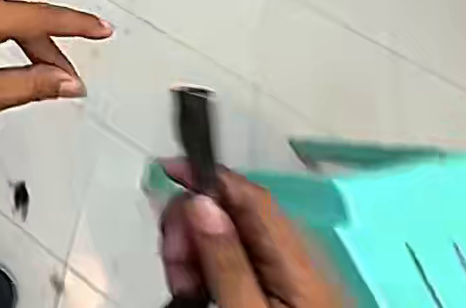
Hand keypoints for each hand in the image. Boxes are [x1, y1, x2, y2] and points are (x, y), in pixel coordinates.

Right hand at [160, 162, 340, 307]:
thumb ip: (225, 259)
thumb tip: (200, 201)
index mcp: (299, 266)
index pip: (250, 195)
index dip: (206, 174)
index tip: (165, 170)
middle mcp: (299, 263)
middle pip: (232, 212)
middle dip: (190, 223)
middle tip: (171, 260)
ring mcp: (292, 280)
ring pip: (228, 234)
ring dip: (194, 246)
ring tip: (182, 284)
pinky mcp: (282, 294)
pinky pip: (236, 257)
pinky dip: (208, 263)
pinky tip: (196, 288)